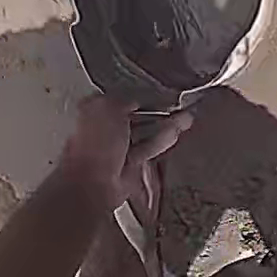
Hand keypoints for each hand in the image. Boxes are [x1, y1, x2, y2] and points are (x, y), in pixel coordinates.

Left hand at [52, 96, 192, 209]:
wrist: (94, 183)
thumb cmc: (94, 145)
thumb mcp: (111, 107)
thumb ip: (127, 98)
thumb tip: (140, 96)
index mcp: (92, 110)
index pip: (121, 97)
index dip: (142, 94)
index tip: (161, 93)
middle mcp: (102, 129)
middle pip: (135, 115)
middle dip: (157, 110)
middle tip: (176, 106)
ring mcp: (116, 148)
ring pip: (144, 132)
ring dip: (164, 125)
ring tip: (184, 119)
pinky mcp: (129, 164)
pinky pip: (148, 148)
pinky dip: (161, 141)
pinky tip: (174, 134)